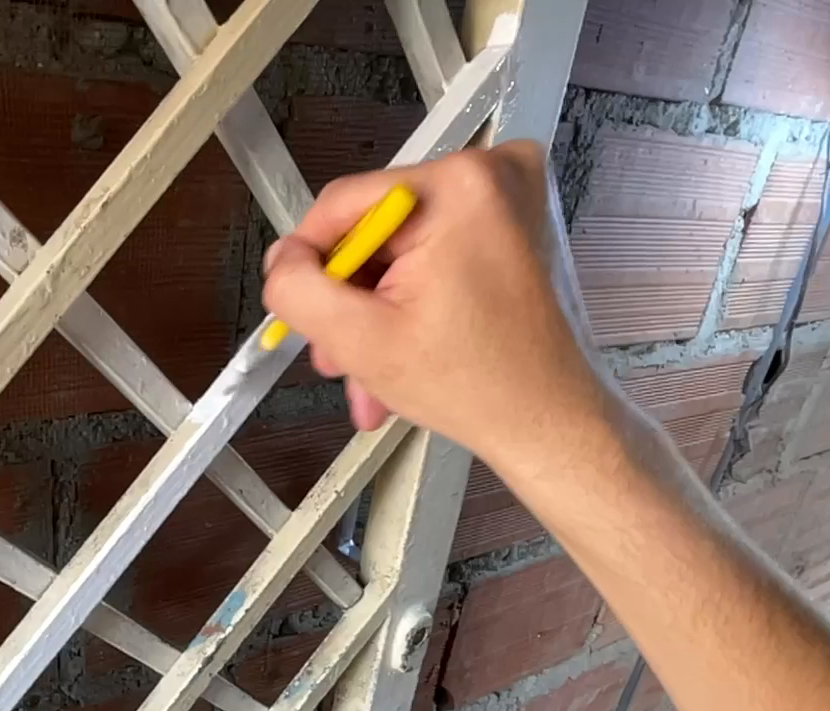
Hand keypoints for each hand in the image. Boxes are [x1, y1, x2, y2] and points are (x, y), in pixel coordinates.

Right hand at [262, 143, 618, 476]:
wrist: (549, 421)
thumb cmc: (473, 387)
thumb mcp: (359, 341)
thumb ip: (299, 291)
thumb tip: (280, 260)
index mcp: (457, 186)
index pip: (340, 207)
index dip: (308, 265)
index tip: (303, 317)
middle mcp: (492, 171)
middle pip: (373, 235)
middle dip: (351, 303)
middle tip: (339, 360)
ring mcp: (509, 196)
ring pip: (398, 253)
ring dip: (376, 314)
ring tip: (369, 375)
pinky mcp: (513, 223)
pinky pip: (431, 256)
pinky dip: (409, 304)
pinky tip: (400, 353)